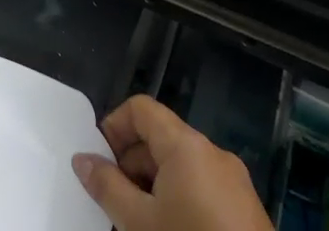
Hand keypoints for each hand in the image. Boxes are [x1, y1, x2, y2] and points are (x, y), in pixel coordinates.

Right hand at [72, 95, 271, 230]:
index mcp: (187, 146)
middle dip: (129, 164)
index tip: (100, 163)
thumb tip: (82, 159)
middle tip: (114, 202)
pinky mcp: (246, 209)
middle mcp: (213, 154)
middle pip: (159, 139)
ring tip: (140, 224)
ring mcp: (234, 183)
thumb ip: (106, 186)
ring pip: (179, 167)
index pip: (141, 109)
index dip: (113, 127)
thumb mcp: (138, 222)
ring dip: (151, 186)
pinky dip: (177, 199)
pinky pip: (200, 187)